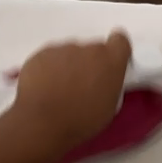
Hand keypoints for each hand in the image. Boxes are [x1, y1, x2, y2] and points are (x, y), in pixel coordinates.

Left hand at [6, 31, 131, 158]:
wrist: (42, 122)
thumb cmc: (81, 120)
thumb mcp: (109, 106)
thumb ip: (110, 83)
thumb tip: (102, 79)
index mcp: (110, 60)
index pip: (120, 41)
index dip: (115, 51)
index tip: (110, 65)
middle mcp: (87, 48)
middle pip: (92, 49)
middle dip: (89, 63)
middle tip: (82, 86)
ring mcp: (62, 48)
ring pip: (70, 53)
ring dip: (69, 66)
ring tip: (59, 90)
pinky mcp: (41, 54)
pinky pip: (50, 58)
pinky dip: (49, 69)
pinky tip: (44, 88)